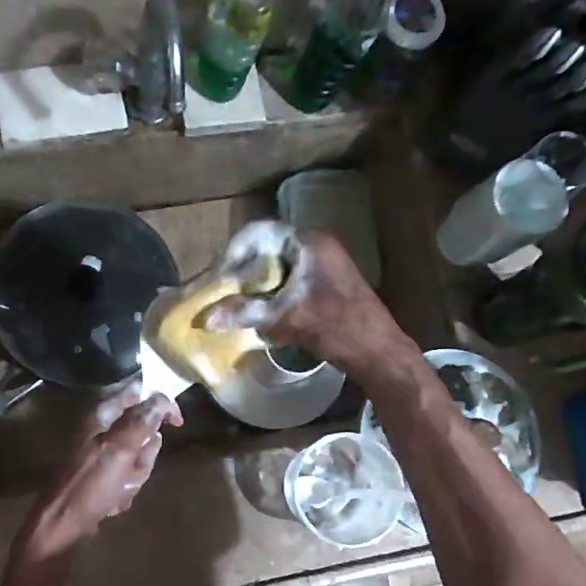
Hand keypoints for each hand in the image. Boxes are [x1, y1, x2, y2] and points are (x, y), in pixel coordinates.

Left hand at [24, 382, 181, 556]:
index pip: (138, 392)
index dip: (160, 403)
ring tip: (121, 489)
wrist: (63, 524)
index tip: (178, 422)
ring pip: (139, 455)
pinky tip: (113, 502)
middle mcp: (101, 427)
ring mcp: (101, 451)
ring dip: (136, 474)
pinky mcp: (102, 474)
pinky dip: (126, 488)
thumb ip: (142, 421)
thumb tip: (161, 398)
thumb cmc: (90, 485)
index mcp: (102, 414)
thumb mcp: (120, 449)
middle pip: (143, 429)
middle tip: (135, 469)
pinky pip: (128, 475)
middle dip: (145, 453)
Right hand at [203, 222, 414, 379]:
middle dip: (242, 271)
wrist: (379, 352)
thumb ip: (245, 312)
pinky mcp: (323, 283)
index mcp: (309, 242)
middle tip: (222, 292)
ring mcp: (322, 264)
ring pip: (276, 266)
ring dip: (255, 285)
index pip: (259, 233)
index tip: (220, 277)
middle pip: (266, 249)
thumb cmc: (337, 327)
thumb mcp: (286, 318)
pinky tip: (260, 312)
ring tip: (236, 304)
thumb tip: (206, 317)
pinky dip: (271, 293)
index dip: (234, 252)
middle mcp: (316, 245)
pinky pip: (288, 279)